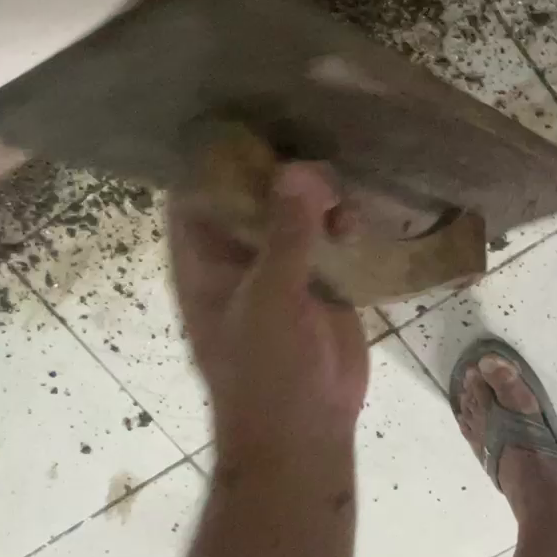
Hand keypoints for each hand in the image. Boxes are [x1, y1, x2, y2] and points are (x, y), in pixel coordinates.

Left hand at [169, 163, 371, 461]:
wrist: (306, 430)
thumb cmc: (266, 370)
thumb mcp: (270, 299)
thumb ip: (287, 234)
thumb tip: (301, 169)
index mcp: (205, 262)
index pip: (197, 195)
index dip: (217, 161)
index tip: (256, 126)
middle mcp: (240, 256)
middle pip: (254, 195)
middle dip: (283, 173)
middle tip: (319, 160)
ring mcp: (283, 268)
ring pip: (297, 212)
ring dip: (321, 198)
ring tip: (343, 205)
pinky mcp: (322, 280)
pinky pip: (330, 236)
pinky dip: (344, 222)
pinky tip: (359, 225)